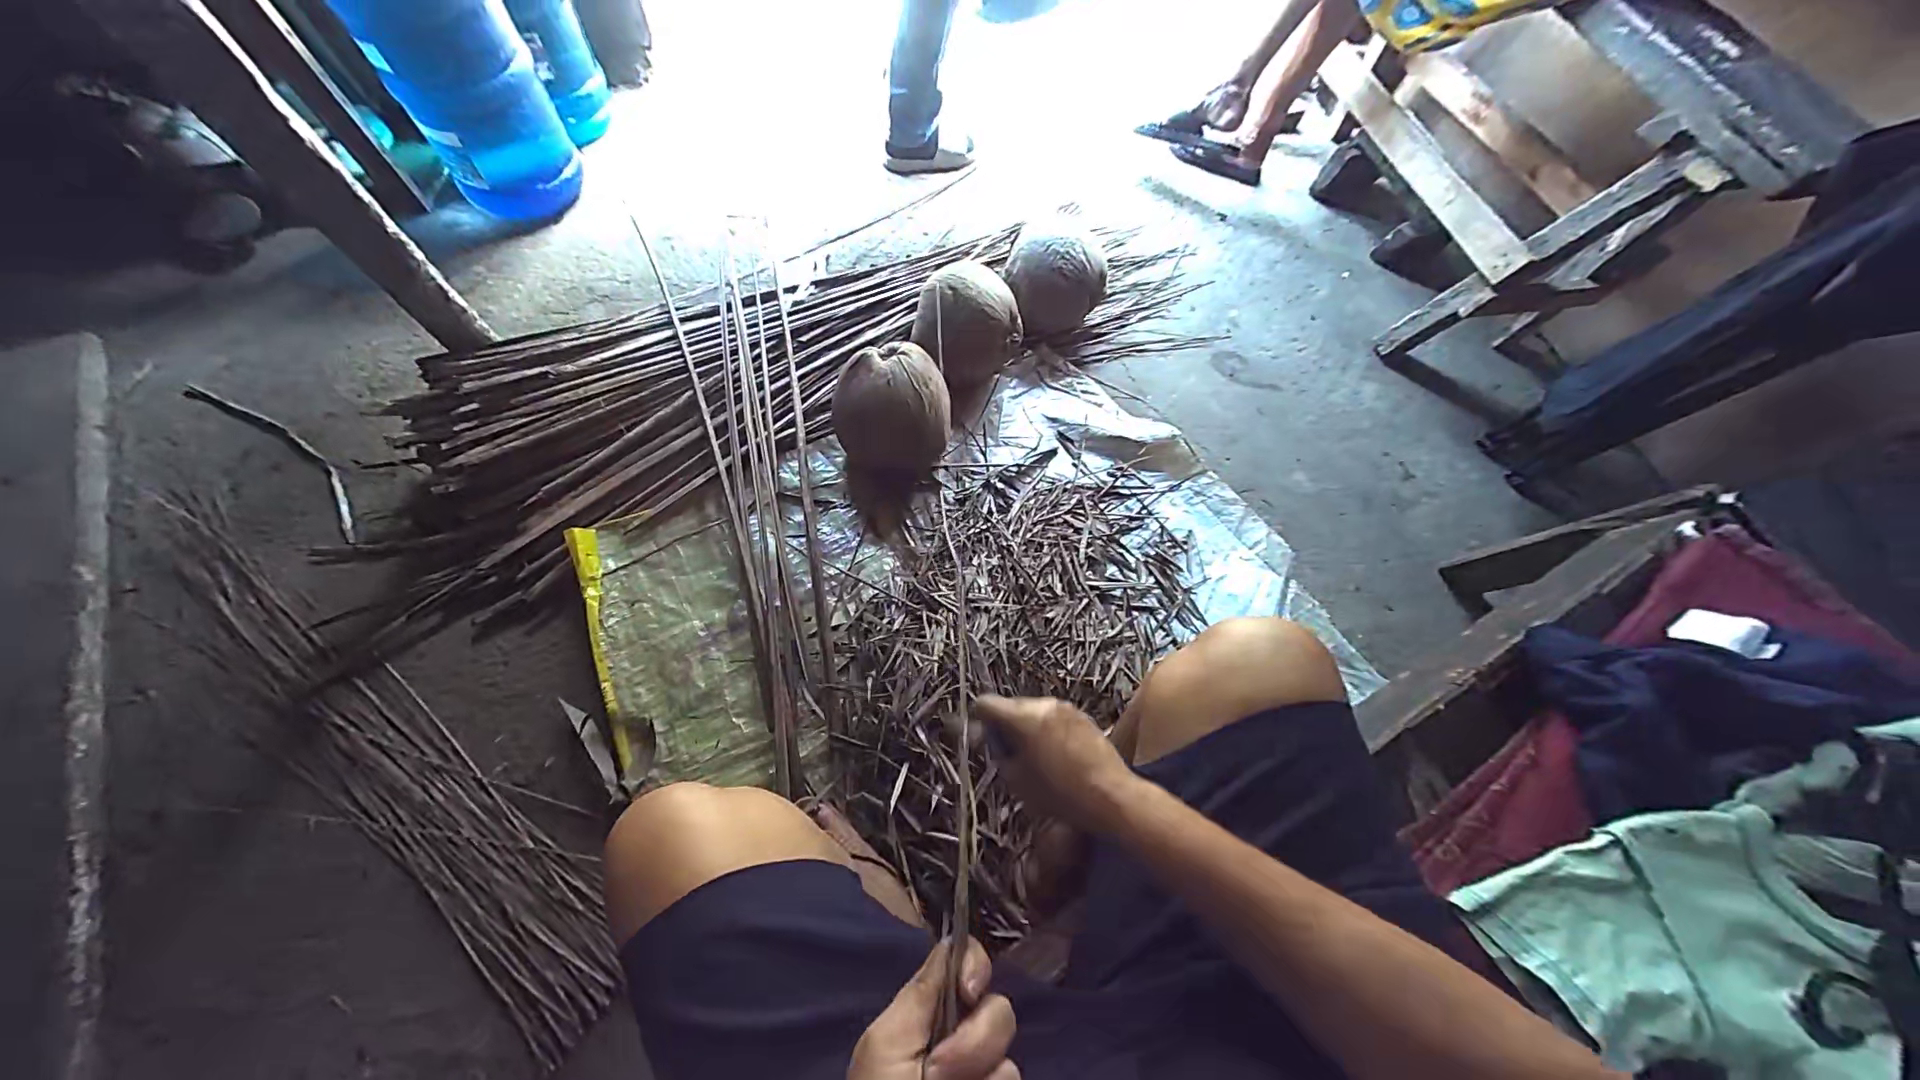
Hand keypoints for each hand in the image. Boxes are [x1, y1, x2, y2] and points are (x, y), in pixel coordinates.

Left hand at [848, 937, 1017, 1079]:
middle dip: (976, 1040)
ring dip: (981, 1078)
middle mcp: (959, 1040)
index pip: (966, 964)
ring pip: (1009, 1063)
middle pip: (999, 1010)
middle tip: (940, 1073)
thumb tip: (951, 943)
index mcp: (928, 1014)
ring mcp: (979, 1078)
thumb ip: (919, 996)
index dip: (975, 965)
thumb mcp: (885, 1047)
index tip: (970, 989)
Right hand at [972, 695, 1139, 835]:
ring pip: (1033, 712)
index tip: (979, 734)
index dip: (978, 718)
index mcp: (1023, 717)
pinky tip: (1054, 756)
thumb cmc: (1061, 795)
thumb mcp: (1016, 779)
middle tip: (1008, 753)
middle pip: (1011, 706)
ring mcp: (1066, 708)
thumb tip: (985, 738)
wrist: (1110, 797)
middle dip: (1006, 726)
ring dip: (1027, 728)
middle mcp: (1044, 704)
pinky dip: (1047, 730)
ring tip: (1034, 758)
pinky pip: (1053, 717)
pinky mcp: (1082, 716)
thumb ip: (997, 753)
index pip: (986, 703)